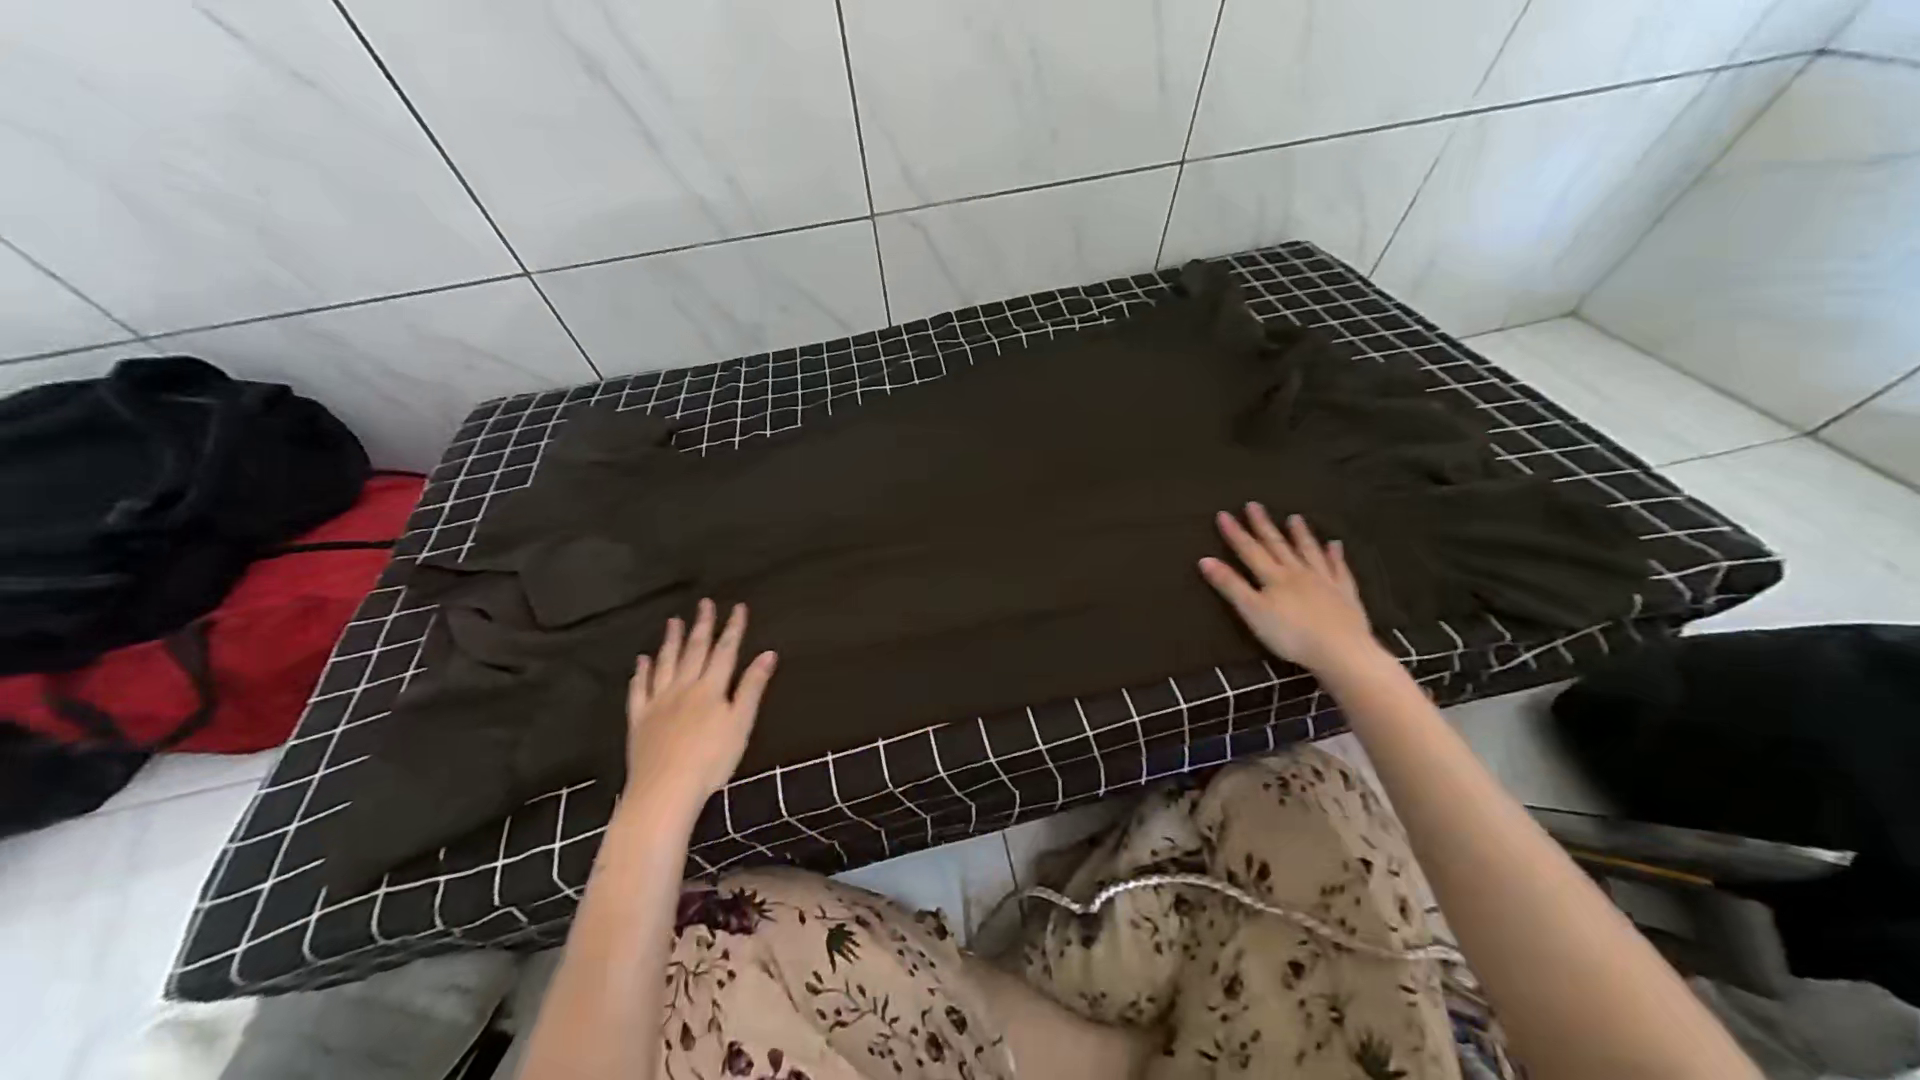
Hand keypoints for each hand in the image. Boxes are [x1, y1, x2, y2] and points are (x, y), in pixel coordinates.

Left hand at [624, 599, 777, 813]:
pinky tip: (641, 661)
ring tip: (673, 622)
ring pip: (665, 664)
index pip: (725, 651)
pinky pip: (638, 690)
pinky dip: (641, 673)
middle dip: (702, 626)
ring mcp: (658, 702)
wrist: (665, 790)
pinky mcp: (639, 720)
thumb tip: (768, 654)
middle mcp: (683, 687)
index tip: (738, 607)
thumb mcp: (741, 723)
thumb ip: (752, 687)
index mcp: (711, 688)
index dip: (733, 628)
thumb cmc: (711, 760)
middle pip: (694, 651)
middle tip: (704, 603)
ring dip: (671, 641)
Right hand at [1198, 503, 1385, 676]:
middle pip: (1278, 545)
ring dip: (1300, 535)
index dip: (1235, 533)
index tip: (1224, 514)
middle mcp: (1298, 572)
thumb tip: (1204, 560)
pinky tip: (1335, 546)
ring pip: (1309, 552)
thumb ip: (1230, 585)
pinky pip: (1338, 569)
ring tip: (1294, 518)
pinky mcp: (1344, 594)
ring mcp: (1324, 581)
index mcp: (1274, 577)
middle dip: (1264, 526)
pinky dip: (1335, 556)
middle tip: (1254, 505)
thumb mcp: (1252, 611)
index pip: (1250, 551)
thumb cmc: (1290, 635)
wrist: (1341, 651)